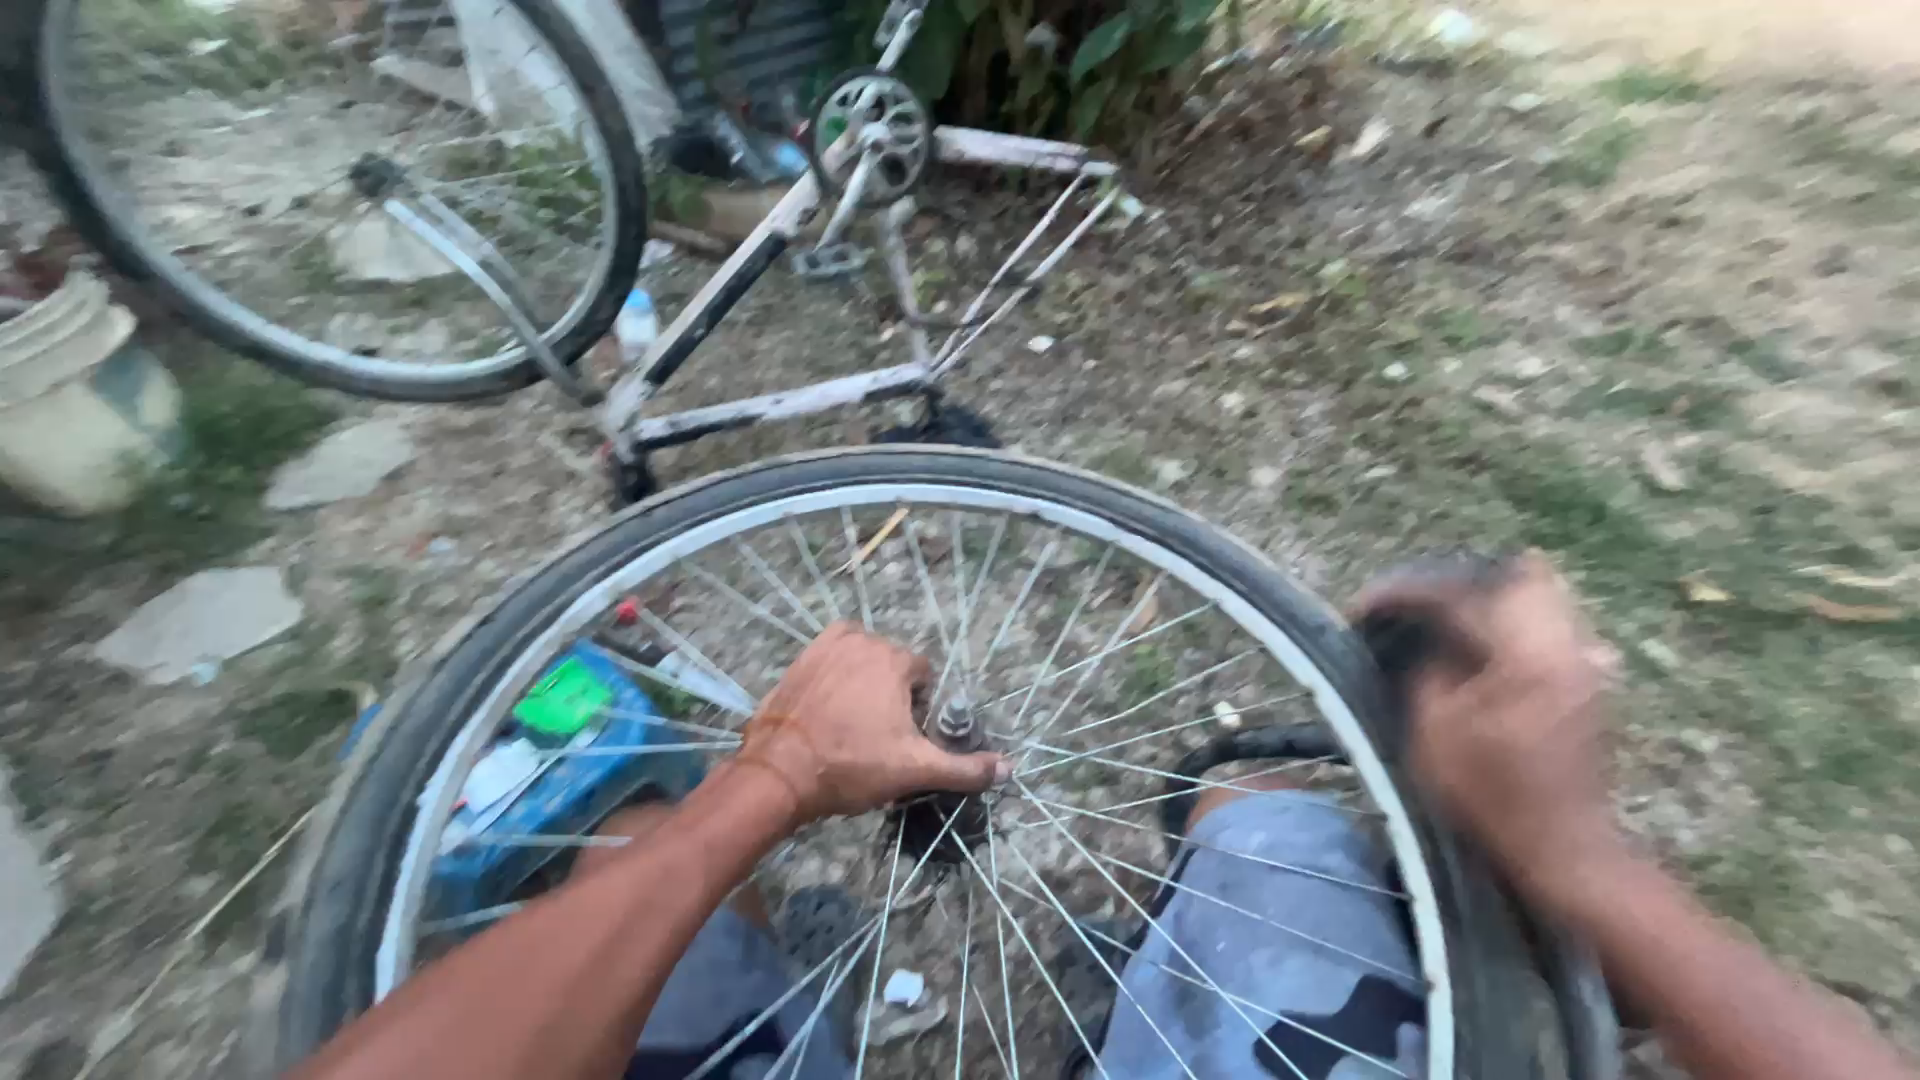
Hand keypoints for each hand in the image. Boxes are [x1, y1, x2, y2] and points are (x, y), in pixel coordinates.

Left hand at [732, 623, 1007, 823]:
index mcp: (895, 660)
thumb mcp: (915, 770)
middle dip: (890, 693)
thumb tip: (1009, 768)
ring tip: (849, 721)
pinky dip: (834, 672)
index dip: (918, 706)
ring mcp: (826, 645)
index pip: (923, 675)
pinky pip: (830, 656)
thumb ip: (964, 768)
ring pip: (861, 658)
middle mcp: (863, 640)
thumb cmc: (851, 766)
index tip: (902, 735)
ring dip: (862, 680)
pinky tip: (826, 705)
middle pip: (892, 664)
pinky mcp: (800, 656)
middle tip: (875, 734)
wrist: (779, 772)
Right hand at [1351, 551, 1625, 908]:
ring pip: (1542, 594)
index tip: (1364, 606)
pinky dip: (1515, 615)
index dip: (1402, 594)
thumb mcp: (1433, 732)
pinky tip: (1487, 636)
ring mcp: (1585, 662)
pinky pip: (1554, 621)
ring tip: (1444, 611)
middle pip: (1515, 576)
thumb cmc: (1485, 793)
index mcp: (1521, 658)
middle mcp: (1563, 647)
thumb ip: (1428, 671)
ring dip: (1488, 593)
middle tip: (1413, 600)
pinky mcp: (1589, 679)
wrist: (1560, 845)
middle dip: (1455, 580)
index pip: (1455, 599)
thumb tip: (1423, 641)